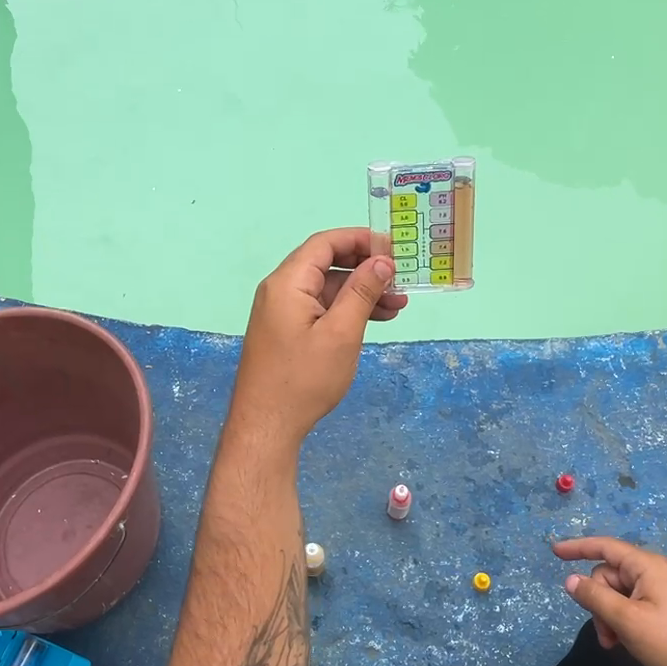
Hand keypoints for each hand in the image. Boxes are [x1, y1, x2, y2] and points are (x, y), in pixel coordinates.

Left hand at [228, 229, 405, 445]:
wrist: (266, 425)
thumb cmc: (304, 379)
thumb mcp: (341, 333)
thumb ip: (362, 292)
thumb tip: (382, 261)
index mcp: (287, 282)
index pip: (325, 243)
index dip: (360, 240)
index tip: (392, 248)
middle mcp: (280, 290)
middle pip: (326, 264)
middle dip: (365, 268)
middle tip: (400, 280)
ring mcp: (281, 312)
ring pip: (327, 289)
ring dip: (361, 293)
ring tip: (398, 307)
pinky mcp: (286, 331)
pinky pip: (320, 308)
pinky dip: (347, 311)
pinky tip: (376, 320)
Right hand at [553, 536, 666, 665]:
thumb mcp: (627, 621)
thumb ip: (594, 597)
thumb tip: (570, 579)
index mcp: (647, 566)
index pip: (604, 547)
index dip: (577, 547)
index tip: (554, 551)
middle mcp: (655, 572)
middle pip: (610, 576)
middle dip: (598, 602)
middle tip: (605, 635)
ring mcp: (664, 591)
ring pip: (620, 594)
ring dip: (610, 616)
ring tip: (617, 644)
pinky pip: (635, 605)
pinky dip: (625, 621)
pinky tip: (630, 643)